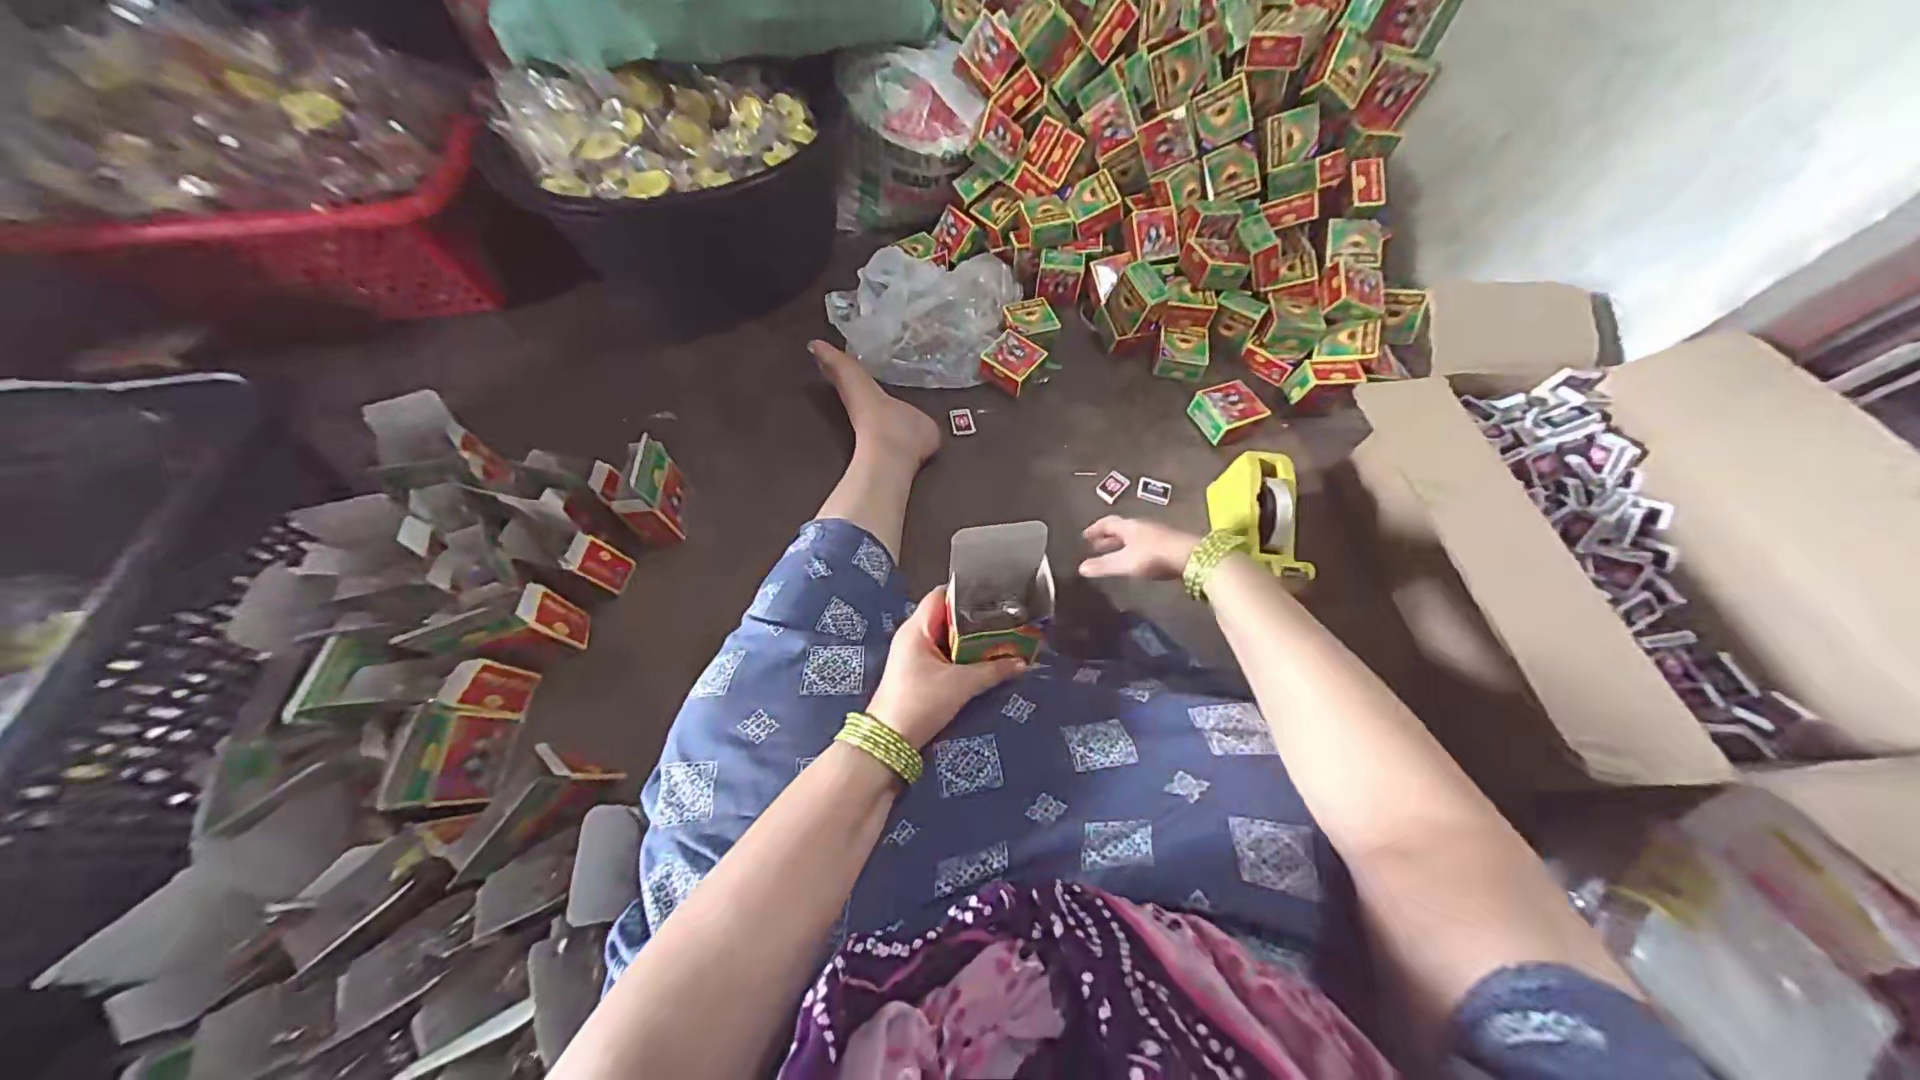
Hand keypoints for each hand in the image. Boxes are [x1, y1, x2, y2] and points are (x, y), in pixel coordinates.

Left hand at [866, 586, 1025, 748]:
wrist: (890, 740)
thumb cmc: (920, 703)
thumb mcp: (961, 685)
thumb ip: (993, 671)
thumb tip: (1022, 663)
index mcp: (917, 628)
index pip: (940, 594)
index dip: (965, 591)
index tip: (992, 595)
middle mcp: (912, 635)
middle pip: (946, 614)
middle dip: (973, 617)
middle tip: (1002, 618)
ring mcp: (913, 653)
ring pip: (946, 635)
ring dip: (968, 637)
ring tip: (998, 636)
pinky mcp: (917, 671)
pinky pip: (942, 652)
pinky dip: (961, 652)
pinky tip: (981, 658)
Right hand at [1079, 516, 1201, 580]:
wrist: (1191, 557)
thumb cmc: (1154, 556)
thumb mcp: (1125, 563)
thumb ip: (1104, 565)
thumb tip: (1080, 568)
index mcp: (1129, 526)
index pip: (1107, 523)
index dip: (1095, 529)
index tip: (1084, 536)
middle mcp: (1141, 526)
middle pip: (1120, 529)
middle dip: (1106, 537)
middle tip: (1095, 546)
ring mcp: (1156, 534)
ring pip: (1133, 537)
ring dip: (1120, 544)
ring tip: (1112, 554)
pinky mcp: (1168, 544)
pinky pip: (1143, 544)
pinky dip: (1132, 550)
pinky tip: (1134, 560)